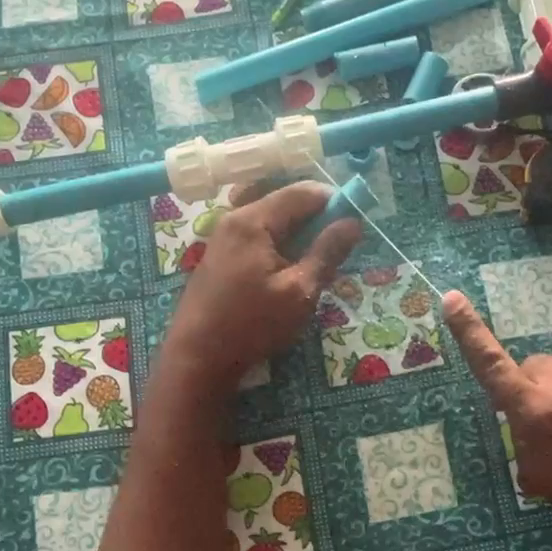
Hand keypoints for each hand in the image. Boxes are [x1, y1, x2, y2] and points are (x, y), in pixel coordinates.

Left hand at [164, 181, 361, 392]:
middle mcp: (234, 219)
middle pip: (284, 203)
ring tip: (316, 263)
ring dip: (298, 234)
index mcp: (253, 220)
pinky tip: (289, 273)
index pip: (302, 192)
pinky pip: (257, 238)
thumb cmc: (252, 324)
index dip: (333, 201)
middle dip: (316, 218)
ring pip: (271, 221)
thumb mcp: (300, 291)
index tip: (355, 222)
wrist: (196, 358)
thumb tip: (353, 222)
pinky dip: (279, 246)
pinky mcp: (219, 257)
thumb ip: (327, 252)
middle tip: (338, 247)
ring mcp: (222, 238)